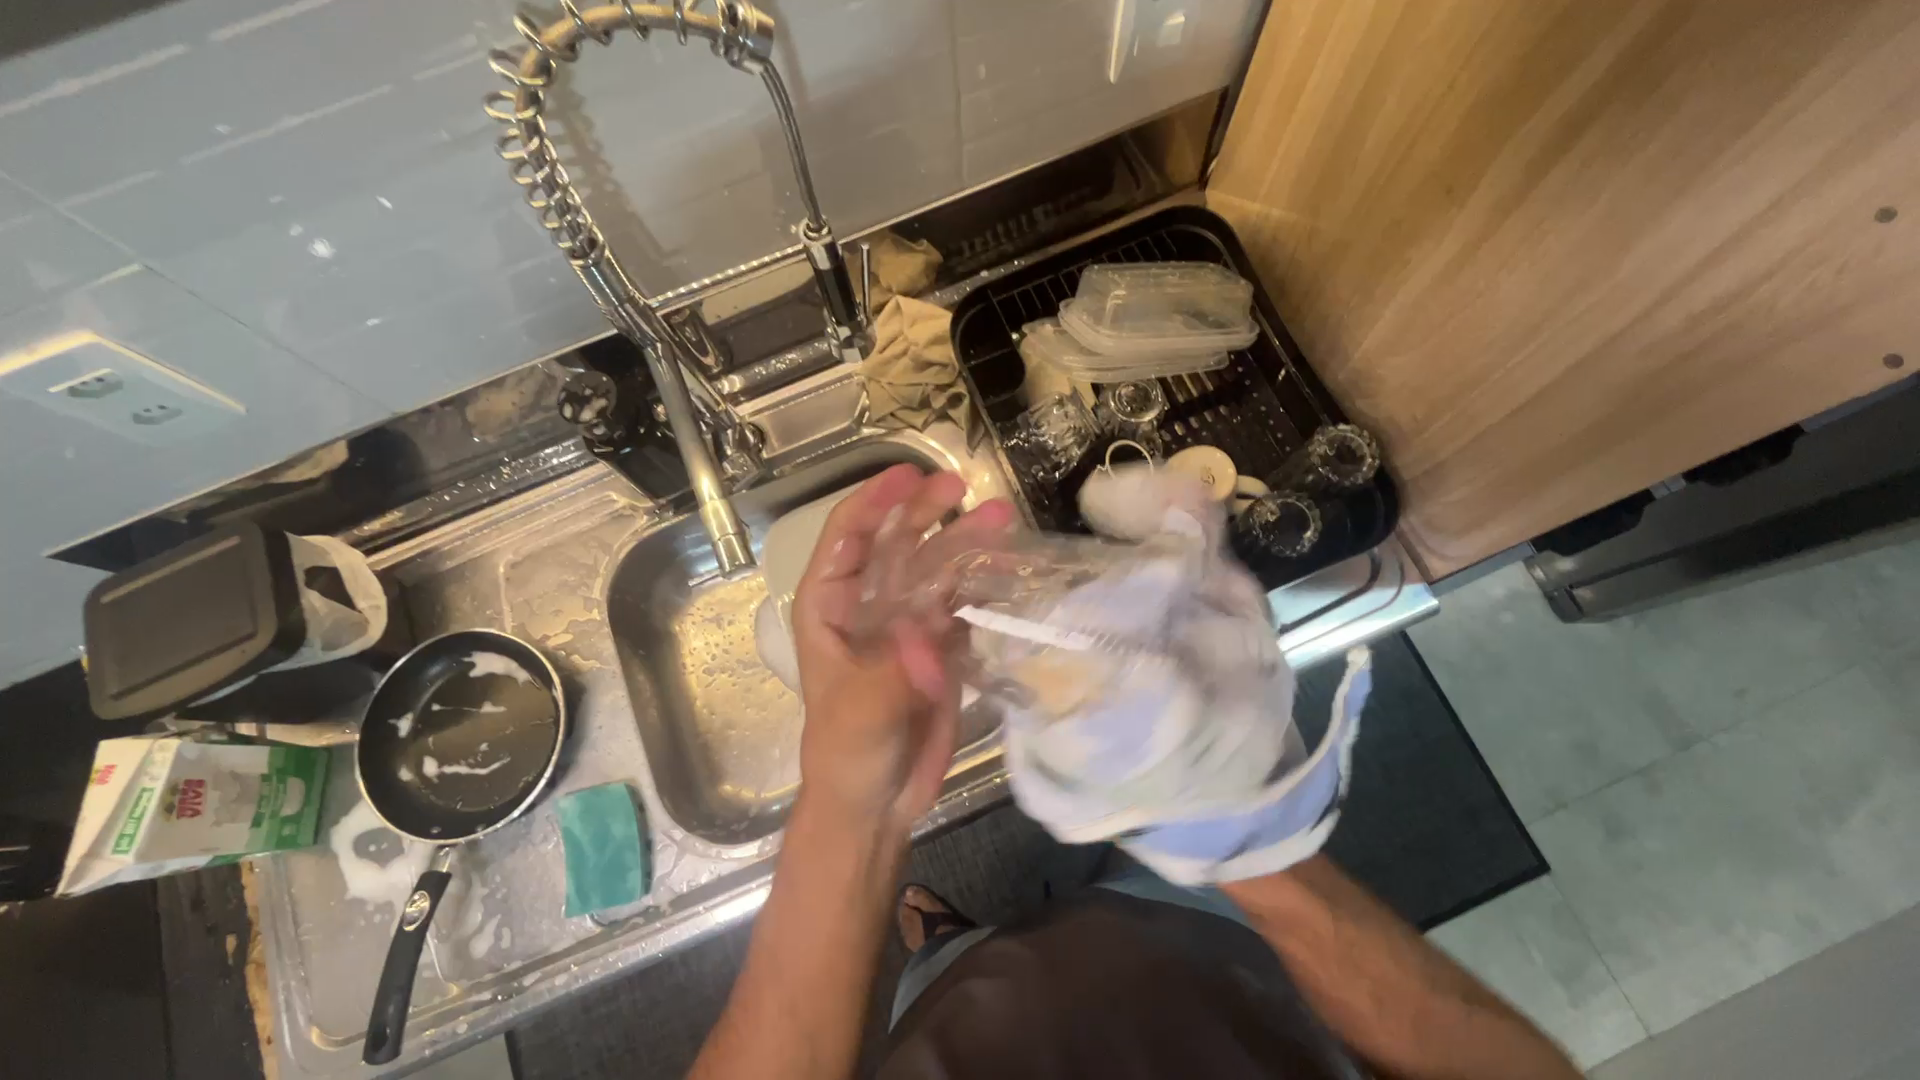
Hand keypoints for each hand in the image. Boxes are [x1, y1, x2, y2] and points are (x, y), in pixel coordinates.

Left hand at [790, 465, 1013, 838]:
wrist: (877, 803)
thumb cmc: (847, 755)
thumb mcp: (858, 717)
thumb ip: (890, 674)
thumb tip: (927, 631)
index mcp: (829, 608)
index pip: (847, 540)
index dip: (874, 502)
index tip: (907, 476)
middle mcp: (866, 605)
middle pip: (895, 543)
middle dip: (924, 511)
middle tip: (959, 485)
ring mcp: (905, 624)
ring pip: (933, 568)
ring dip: (962, 541)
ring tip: (1000, 516)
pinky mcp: (938, 647)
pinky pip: (960, 603)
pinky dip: (982, 583)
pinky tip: (1008, 564)